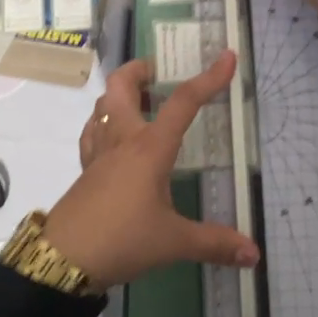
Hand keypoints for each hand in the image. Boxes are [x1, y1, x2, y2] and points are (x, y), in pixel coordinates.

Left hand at [42, 53, 258, 287]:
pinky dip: (106, 122)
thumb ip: (214, 243)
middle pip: (121, 84)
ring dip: (122, 94)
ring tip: (145, 104)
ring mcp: (98, 152)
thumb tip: (253, 254)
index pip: (182, 102)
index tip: (227, 57)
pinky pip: (93, 130)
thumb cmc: (122, 240)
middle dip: (141, 69)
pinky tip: (117, 138)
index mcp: (149, 147)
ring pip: (103, 104)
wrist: (64, 258)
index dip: (208, 79)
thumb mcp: (173, 242)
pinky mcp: (85, 168)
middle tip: (163, 76)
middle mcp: (121, 139)